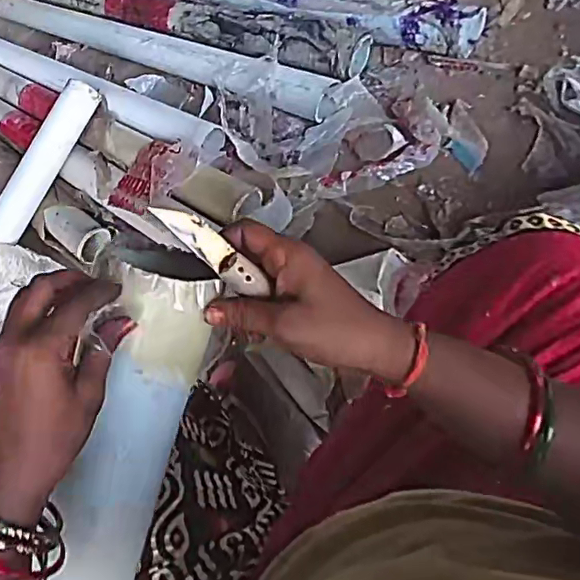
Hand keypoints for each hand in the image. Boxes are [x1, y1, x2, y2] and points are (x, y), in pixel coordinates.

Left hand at [0, 271, 121, 522]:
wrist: (16, 467)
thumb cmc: (50, 441)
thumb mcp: (88, 396)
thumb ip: (102, 351)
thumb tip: (118, 324)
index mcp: (40, 349)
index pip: (74, 304)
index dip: (98, 292)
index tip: (114, 290)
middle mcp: (17, 340)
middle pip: (41, 289)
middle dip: (70, 279)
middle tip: (95, 285)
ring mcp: (4, 346)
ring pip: (25, 297)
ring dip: (51, 289)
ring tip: (79, 295)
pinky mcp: (0, 354)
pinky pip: (18, 315)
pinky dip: (38, 305)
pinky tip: (59, 316)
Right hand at [204, 221, 415, 378]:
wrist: (377, 348)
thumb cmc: (336, 331)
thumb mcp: (282, 325)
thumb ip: (242, 314)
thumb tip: (209, 310)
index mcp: (287, 254)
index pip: (243, 231)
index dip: (219, 243)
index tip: (202, 266)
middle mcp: (289, 257)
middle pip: (244, 252)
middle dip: (228, 276)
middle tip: (222, 300)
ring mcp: (293, 274)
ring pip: (252, 273)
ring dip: (241, 294)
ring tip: (239, 317)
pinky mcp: (296, 290)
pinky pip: (264, 288)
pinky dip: (254, 303)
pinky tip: (255, 324)